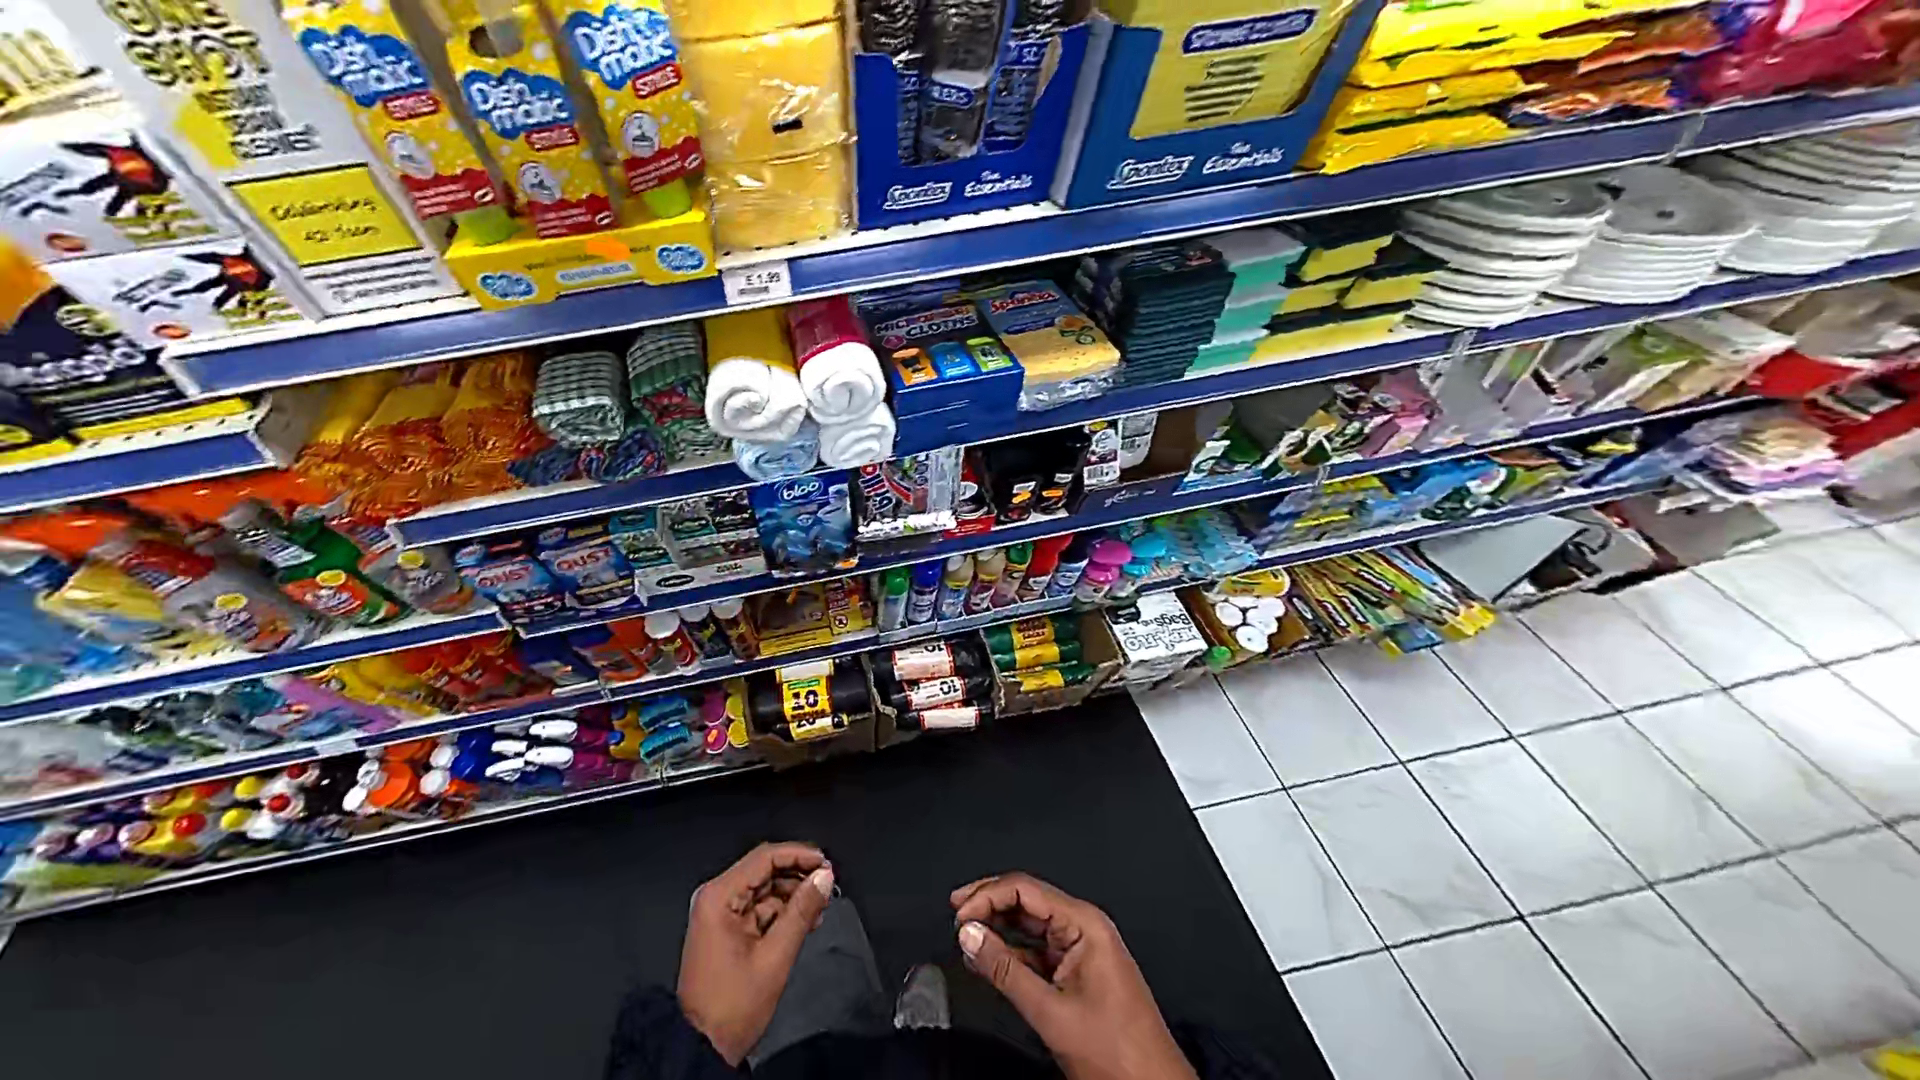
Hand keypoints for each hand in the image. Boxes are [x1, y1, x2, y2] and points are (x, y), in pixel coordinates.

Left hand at [679, 841, 834, 1064]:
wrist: (700, 1050)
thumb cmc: (731, 1008)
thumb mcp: (775, 956)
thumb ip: (802, 911)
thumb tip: (824, 878)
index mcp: (719, 898)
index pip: (765, 857)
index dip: (799, 855)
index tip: (826, 864)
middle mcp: (716, 898)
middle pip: (765, 870)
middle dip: (799, 876)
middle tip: (826, 886)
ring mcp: (720, 913)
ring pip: (766, 888)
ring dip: (794, 895)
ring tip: (819, 908)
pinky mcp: (726, 928)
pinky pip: (760, 907)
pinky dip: (783, 911)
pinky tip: (804, 921)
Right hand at [951, 872, 1196, 1079]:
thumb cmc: (1116, 1053)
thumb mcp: (1052, 1012)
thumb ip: (1006, 970)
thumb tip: (970, 935)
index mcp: (1084, 923)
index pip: (1026, 889)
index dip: (988, 895)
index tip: (959, 914)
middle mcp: (1083, 926)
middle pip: (1027, 899)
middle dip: (989, 903)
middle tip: (956, 912)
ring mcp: (1080, 947)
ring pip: (1029, 923)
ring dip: (997, 926)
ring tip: (966, 933)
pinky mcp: (1076, 968)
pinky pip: (1036, 947)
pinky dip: (1010, 950)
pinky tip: (988, 956)